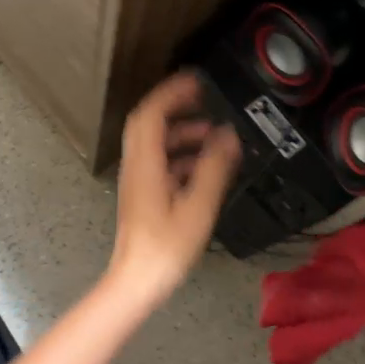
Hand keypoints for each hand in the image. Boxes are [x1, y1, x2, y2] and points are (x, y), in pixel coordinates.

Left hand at [107, 72, 240, 303]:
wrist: (137, 280)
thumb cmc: (166, 247)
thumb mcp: (197, 206)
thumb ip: (213, 168)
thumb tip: (228, 136)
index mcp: (145, 163)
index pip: (151, 113)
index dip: (172, 92)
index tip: (196, 82)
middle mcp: (136, 166)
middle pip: (149, 124)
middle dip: (176, 108)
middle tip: (204, 101)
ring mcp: (138, 182)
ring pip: (155, 145)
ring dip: (181, 134)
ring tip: (214, 137)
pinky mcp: (143, 196)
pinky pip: (159, 164)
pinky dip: (181, 157)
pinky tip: (204, 169)